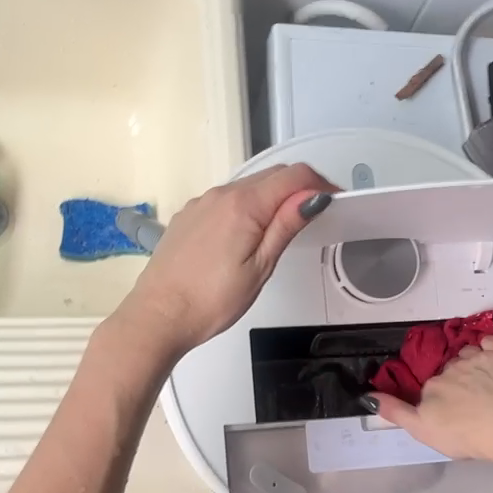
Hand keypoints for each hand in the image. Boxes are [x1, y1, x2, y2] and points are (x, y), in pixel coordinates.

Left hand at [112, 162, 336, 356]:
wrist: (158, 316)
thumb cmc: (206, 302)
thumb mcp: (260, 268)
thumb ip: (285, 226)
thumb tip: (311, 197)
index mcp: (242, 205)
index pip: (294, 176)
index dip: (320, 184)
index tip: (333, 201)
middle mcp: (219, 196)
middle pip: (272, 176)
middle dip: (300, 188)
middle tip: (316, 213)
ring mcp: (201, 204)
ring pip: (248, 186)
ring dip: (272, 197)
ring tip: (285, 226)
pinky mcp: (189, 217)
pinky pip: (226, 200)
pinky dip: (247, 207)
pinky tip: (249, 234)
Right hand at [368, 337, 492, 465]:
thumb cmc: (464, 434)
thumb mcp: (422, 429)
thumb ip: (395, 412)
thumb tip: (367, 397)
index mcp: (430, 386)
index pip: (430, 387)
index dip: (438, 398)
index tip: (448, 411)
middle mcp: (449, 368)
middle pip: (449, 369)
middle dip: (455, 380)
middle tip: (469, 401)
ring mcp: (476, 359)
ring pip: (468, 354)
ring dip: (471, 362)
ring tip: (484, 383)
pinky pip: (491, 341)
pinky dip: (489, 345)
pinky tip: (492, 356)